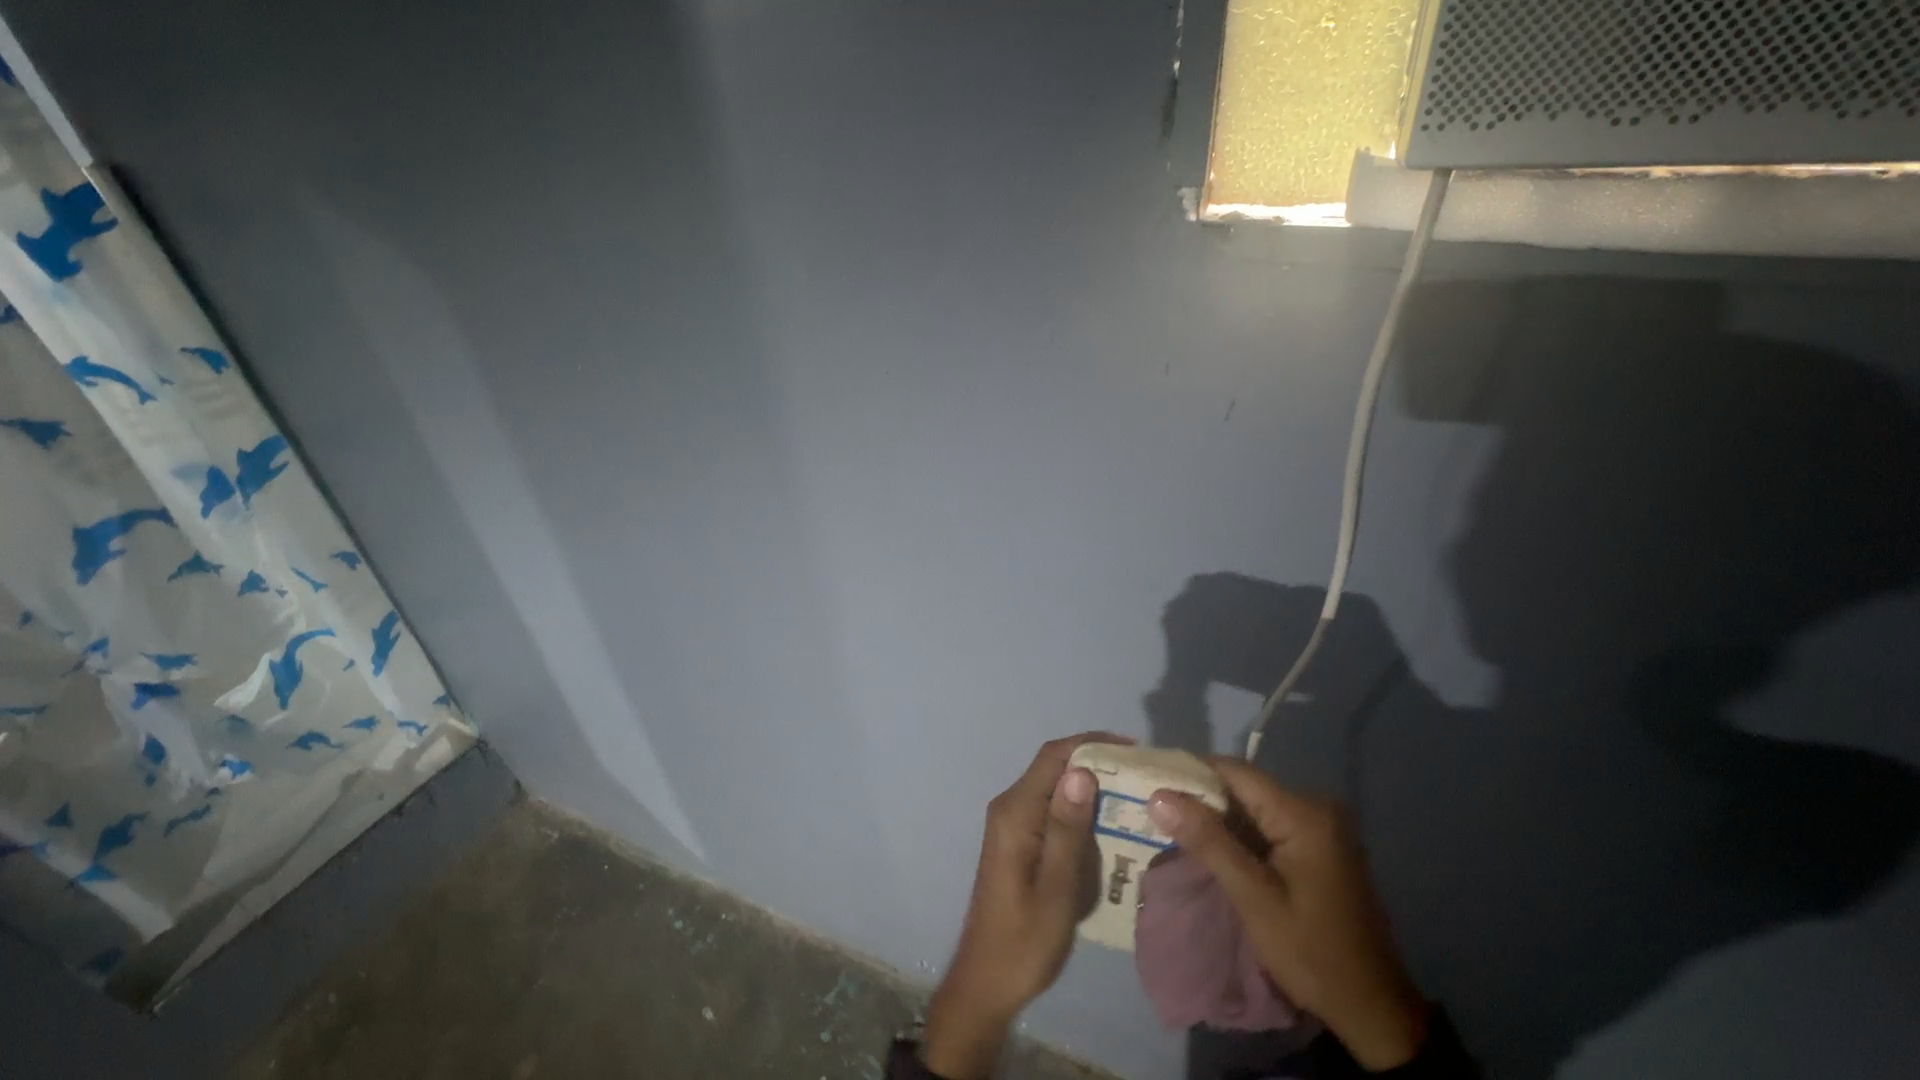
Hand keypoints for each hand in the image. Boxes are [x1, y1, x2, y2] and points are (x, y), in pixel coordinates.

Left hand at [922, 732, 1129, 1078]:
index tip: (1137, 752)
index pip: (1054, 756)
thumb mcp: (1055, 888)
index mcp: (1015, 813)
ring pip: (1056, 788)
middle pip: (1055, 767)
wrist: (988, 982)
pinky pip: (1053, 811)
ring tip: (1138, 798)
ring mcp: (1013, 825)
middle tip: (1146, 777)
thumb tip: (1081, 772)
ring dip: (1093, 788)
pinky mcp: (1020, 842)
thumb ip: (1067, 829)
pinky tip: (1112, 826)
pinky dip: (1082, 810)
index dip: (1094, 744)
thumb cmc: (1024, 941)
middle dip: (1099, 764)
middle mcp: (1010, 809)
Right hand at [1149, 758, 1427, 1070]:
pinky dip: (1241, 836)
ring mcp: (1322, 827)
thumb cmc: (1310, 952)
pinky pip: (1270, 826)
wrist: (1371, 1005)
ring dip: (1218, 820)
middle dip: (1201, 800)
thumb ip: (1208, 841)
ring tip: (1173, 832)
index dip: (1190, 775)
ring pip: (1254, 807)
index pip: (1235, 772)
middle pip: (1245, 787)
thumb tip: (1159, 795)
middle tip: (1154, 816)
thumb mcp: (1253, 897)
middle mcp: (1317, 807)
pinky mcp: (1321, 846)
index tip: (1149, 788)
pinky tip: (1212, 852)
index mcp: (1304, 814)